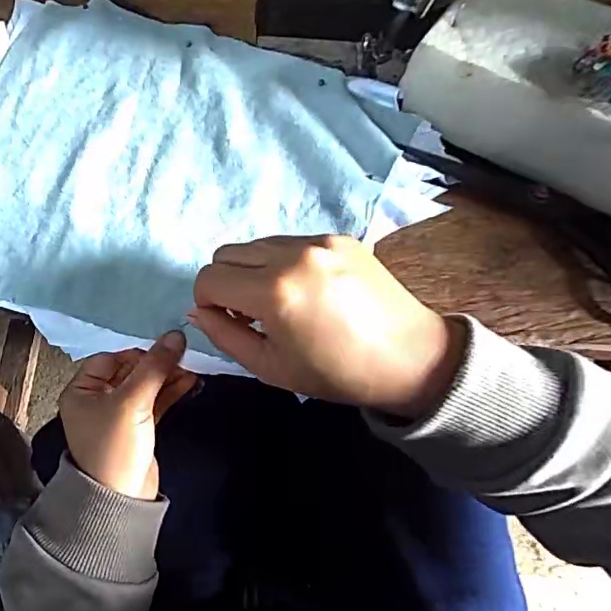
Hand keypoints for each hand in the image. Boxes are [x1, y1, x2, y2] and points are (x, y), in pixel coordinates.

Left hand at [58, 330, 198, 498]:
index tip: (163, 351)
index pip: (110, 358)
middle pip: (129, 371)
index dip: (136, 353)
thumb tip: (175, 335)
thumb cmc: (114, 447)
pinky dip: (169, 393)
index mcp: (81, 391)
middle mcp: (96, 400)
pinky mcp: (137, 428)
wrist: (120, 499)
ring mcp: (118, 415)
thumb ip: (155, 367)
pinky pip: (153, 403)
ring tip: (192, 368)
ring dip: (167, 377)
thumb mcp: (132, 402)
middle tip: (183, 357)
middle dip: (156, 365)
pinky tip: (189, 382)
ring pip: (144, 387)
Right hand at [188, 235, 462, 417]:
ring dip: (252, 270)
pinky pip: (288, 242)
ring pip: (255, 244)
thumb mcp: (268, 366)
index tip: (226, 321)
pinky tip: (305, 291)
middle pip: (226, 253)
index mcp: (273, 292)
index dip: (207, 302)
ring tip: (279, 302)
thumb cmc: (335, 373)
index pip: (209, 278)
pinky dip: (281, 263)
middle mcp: (292, 255)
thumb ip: (224, 335)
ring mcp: (318, 241)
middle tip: (249, 313)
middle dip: (225, 283)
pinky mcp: (338, 237)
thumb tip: (199, 311)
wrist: (411, 358)